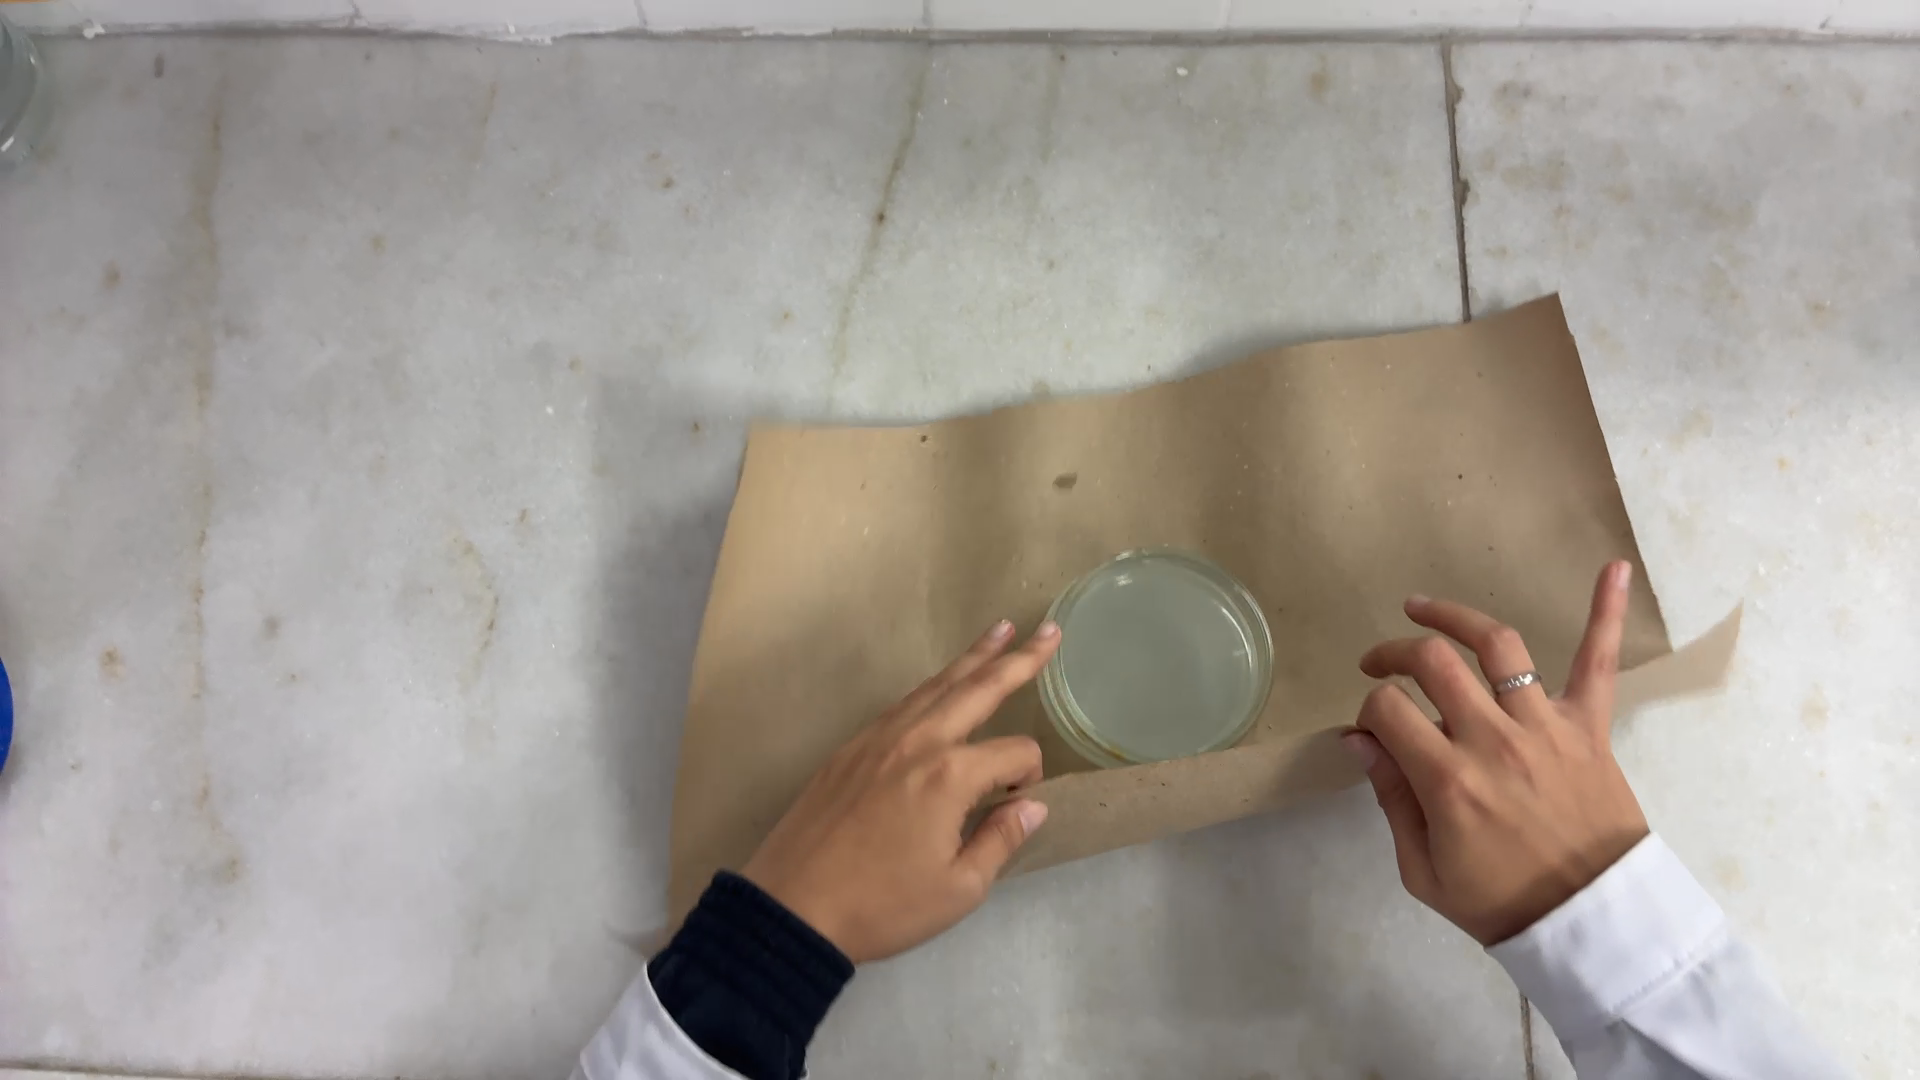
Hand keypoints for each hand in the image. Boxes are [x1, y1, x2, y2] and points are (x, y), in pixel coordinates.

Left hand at [741, 619, 1060, 963]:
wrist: (792, 905)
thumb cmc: (881, 904)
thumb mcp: (958, 889)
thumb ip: (1001, 839)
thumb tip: (1032, 805)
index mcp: (951, 775)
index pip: (1014, 753)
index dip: (1029, 775)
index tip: (1018, 802)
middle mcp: (920, 739)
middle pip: (979, 688)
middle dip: (1019, 658)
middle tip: (1048, 629)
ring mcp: (883, 735)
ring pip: (938, 684)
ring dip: (974, 656)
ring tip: (1001, 630)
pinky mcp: (855, 743)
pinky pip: (906, 702)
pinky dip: (934, 685)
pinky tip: (944, 684)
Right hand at [1344, 561, 1649, 945]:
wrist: (1599, 929)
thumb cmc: (1500, 902)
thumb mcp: (1421, 868)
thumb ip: (1389, 796)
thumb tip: (1359, 739)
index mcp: (1448, 779)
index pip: (1386, 708)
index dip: (1367, 711)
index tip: (1371, 732)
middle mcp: (1495, 740)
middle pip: (1431, 661)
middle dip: (1390, 653)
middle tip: (1376, 665)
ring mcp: (1547, 728)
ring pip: (1497, 645)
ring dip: (1451, 616)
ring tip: (1420, 608)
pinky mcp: (1590, 728)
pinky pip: (1599, 663)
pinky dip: (1604, 612)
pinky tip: (1611, 567)